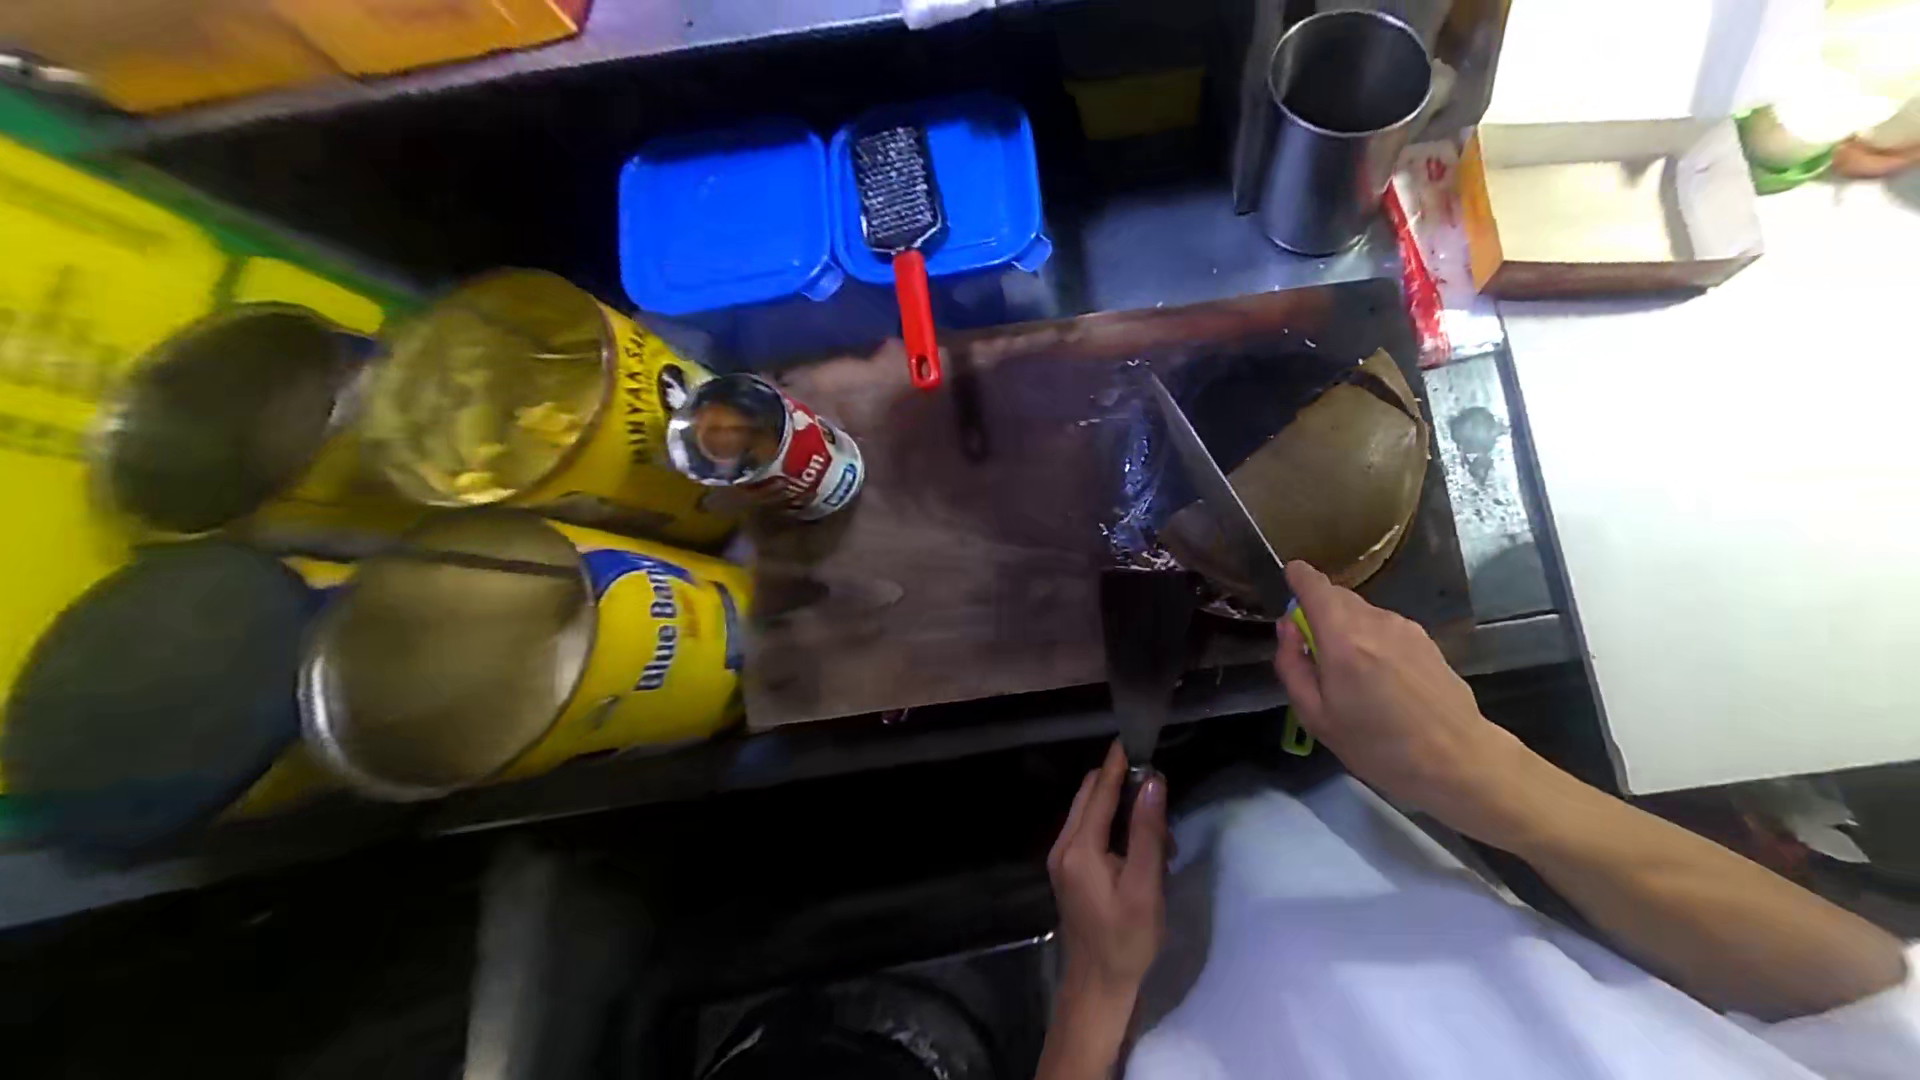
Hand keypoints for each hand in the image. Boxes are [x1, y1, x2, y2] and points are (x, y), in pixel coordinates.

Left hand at [1047, 740, 1167, 999]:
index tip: (1131, 741)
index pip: (1098, 791)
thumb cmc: (1127, 939)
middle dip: (1120, 786)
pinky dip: (1111, 826)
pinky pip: (1088, 830)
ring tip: (1156, 834)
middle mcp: (1063, 844)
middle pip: (1089, 796)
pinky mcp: (1066, 867)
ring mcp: (1061, 856)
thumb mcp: (1145, 886)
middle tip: (1156, 795)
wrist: (1098, 984)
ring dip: (1119, 809)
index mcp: (1079, 847)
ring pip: (1089, 812)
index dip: (1116, 765)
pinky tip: (1138, 847)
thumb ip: (1147, 832)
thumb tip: (1151, 782)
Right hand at [1274, 560, 1547, 843]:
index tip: (1289, 578)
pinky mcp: (1426, 640)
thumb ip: (1291, 664)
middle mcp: (1375, 623)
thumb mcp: (1314, 714)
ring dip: (1345, 627)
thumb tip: (1287, 628)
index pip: (1315, 587)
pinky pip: (1384, 627)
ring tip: (1348, 672)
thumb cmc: (1377, 744)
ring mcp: (1405, 629)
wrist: (1459, 762)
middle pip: (1337, 597)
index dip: (1299, 577)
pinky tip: (1378, 677)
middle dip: (1318, 611)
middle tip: (1312, 650)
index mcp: (1342, 639)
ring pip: (1361, 612)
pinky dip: (1370, 638)